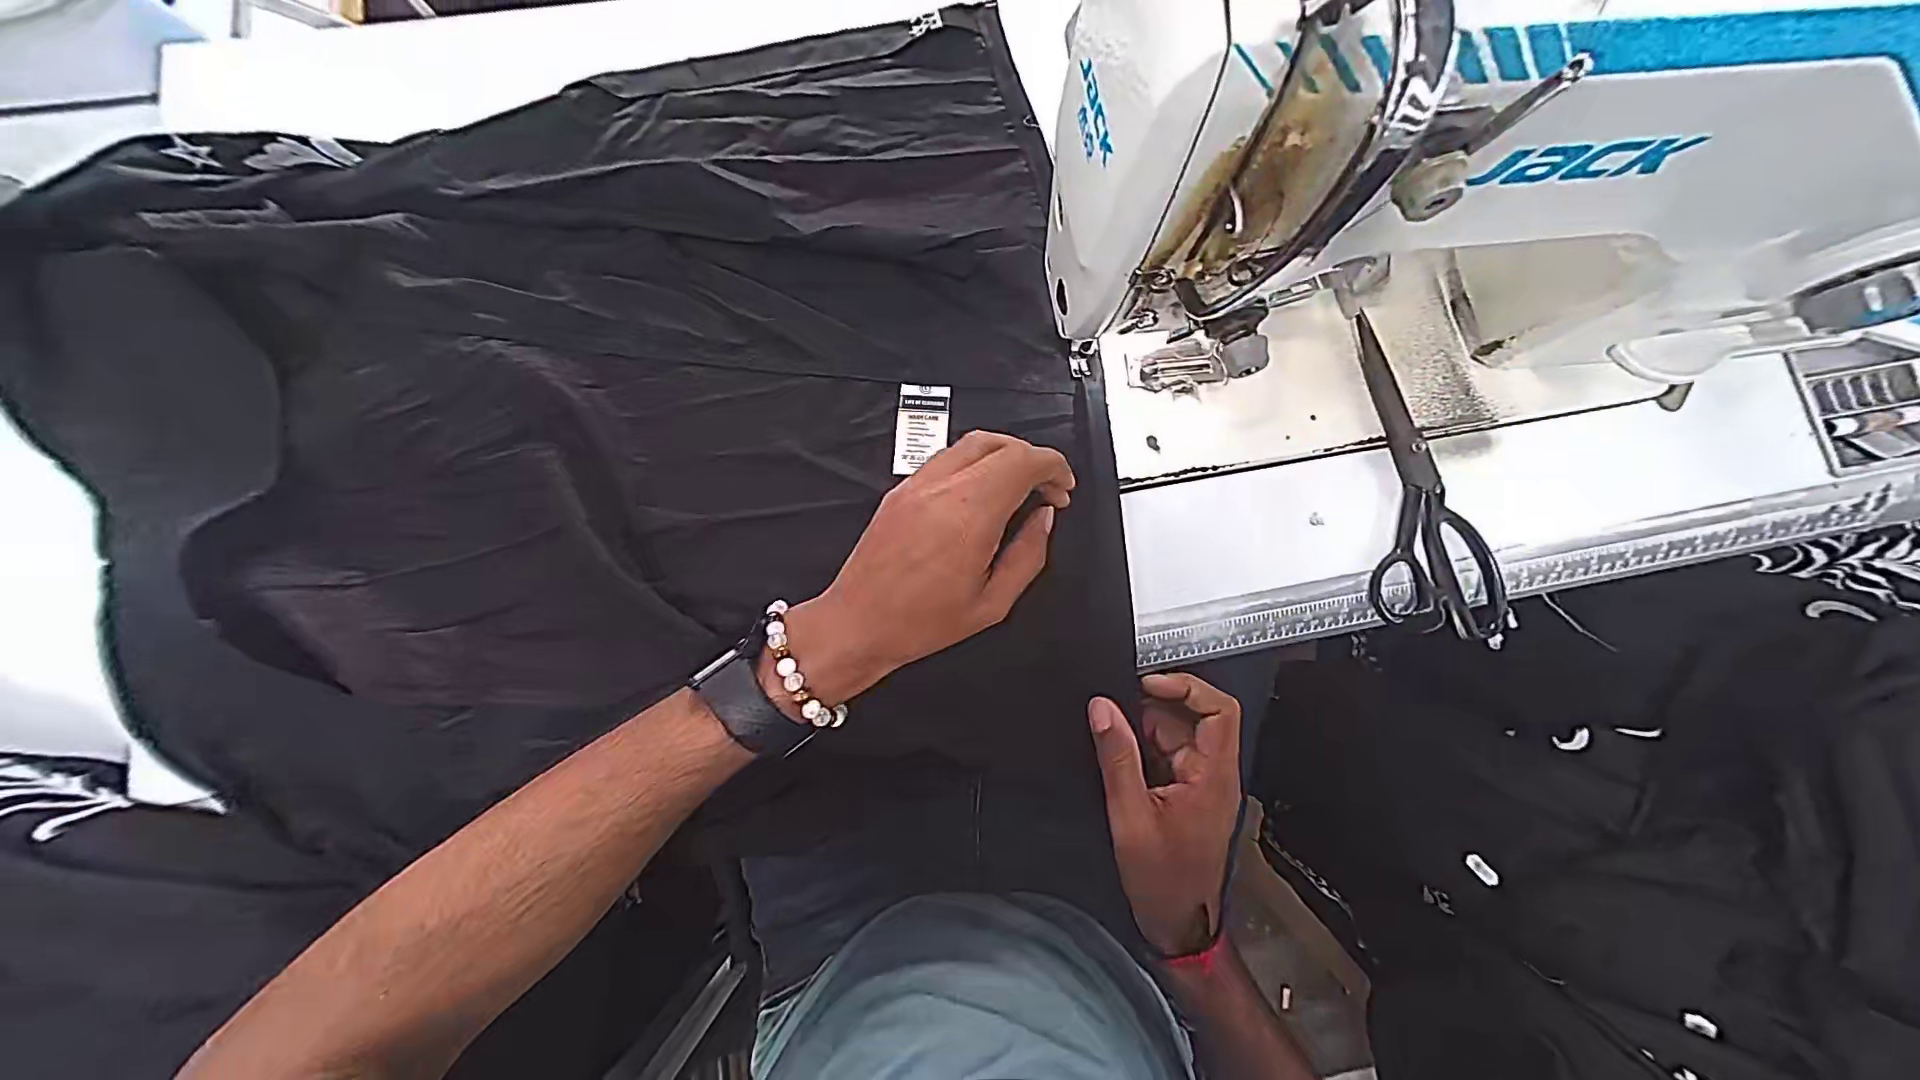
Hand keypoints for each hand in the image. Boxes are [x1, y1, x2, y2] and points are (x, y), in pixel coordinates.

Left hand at [769, 431, 1074, 710]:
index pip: (1024, 460)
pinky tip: (981, 493)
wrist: (858, 623)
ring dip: (1004, 456)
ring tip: (1017, 487)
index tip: (1062, 484)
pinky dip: (974, 464)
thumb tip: (1043, 521)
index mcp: (969, 516)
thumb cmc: (915, 622)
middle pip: (1000, 442)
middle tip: (1047, 487)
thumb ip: (1029, 555)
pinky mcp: (899, 491)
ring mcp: (916, 486)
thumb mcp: (993, 603)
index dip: (1054, 466)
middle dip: (1034, 458)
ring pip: (971, 443)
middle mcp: (940, 490)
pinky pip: (945, 458)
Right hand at [1089, 673, 1242, 955]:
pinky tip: (1122, 769)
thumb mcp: (1130, 816)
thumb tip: (1102, 709)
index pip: (1219, 709)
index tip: (1147, 683)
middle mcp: (1213, 774)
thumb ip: (1117, 757)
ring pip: (1174, 735)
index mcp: (1212, 776)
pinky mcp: (1189, 792)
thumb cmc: (1164, 883)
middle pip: (1189, 718)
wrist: (1179, 926)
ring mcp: (1202, 783)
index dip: (1186, 686)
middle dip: (1148, 713)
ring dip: (1142, 734)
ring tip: (1114, 753)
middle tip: (1113, 724)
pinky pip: (1166, 755)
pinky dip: (1142, 752)